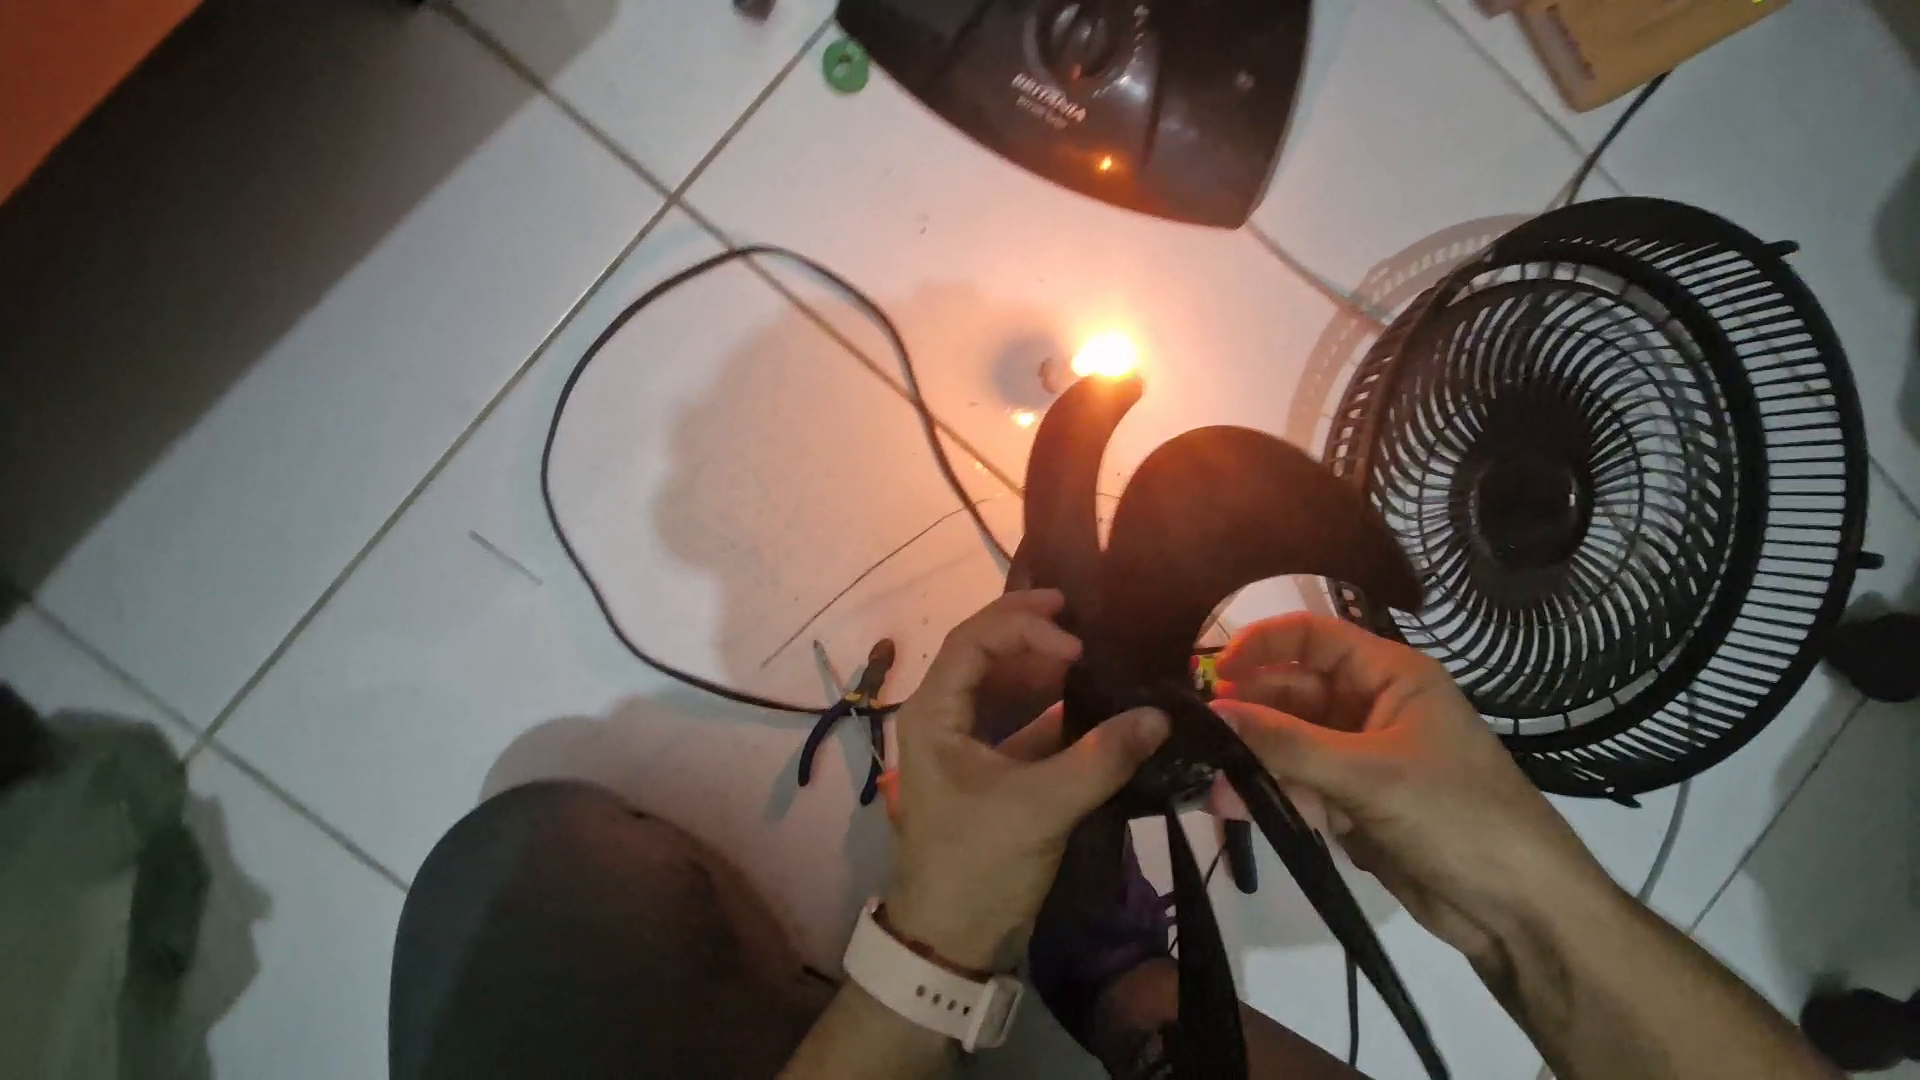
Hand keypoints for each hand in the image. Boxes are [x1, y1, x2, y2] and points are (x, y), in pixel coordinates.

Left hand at [879, 591, 1169, 970]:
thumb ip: (1100, 759)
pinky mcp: (989, 769)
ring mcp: (965, 743)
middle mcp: (943, 716)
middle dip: (1031, 632)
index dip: (1023, 627)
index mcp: (934, 712)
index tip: (1074, 642)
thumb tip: (1159, 716)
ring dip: (1044, 668)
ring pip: (1004, 686)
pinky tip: (1092, 702)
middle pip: (985, 654)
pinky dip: (1053, 709)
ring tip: (1092, 650)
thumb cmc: (978, 865)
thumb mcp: (1040, 808)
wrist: (951, 942)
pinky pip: (1020, 722)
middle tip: (1083, 617)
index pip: (974, 641)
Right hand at [1210, 614, 1614, 974]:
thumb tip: (1211, 712)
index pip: (1313, 637)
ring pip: (1288, 743)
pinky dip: (1266, 794)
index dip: (1262, 645)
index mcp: (1389, 677)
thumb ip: (1285, 743)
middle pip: (1291, 693)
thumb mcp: (1368, 773)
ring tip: (1206, 778)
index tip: (1216, 672)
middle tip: (1197, 733)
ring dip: (1250, 758)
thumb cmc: (1458, 816)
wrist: (1523, 914)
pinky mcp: (1351, 802)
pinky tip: (1229, 807)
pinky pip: (1296, 785)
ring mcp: (1359, 758)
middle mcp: (1369, 708)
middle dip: (1247, 712)